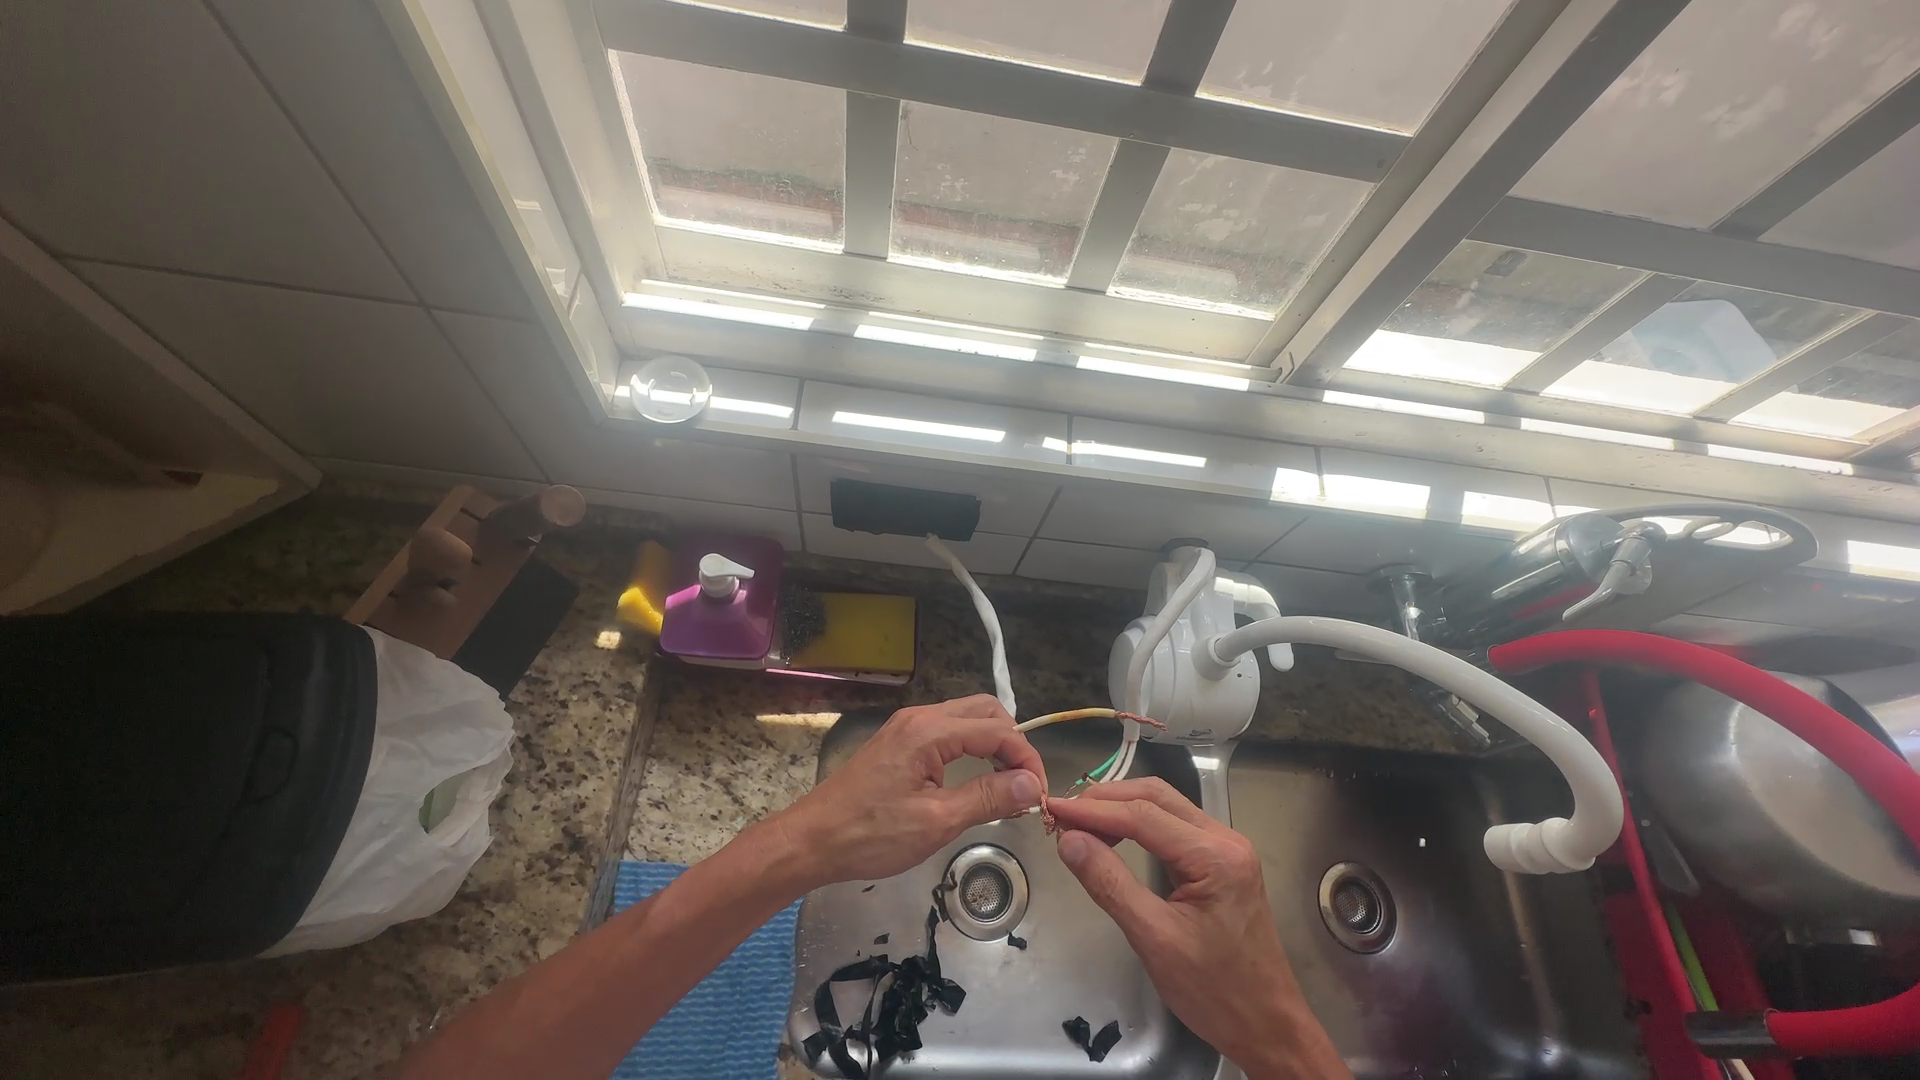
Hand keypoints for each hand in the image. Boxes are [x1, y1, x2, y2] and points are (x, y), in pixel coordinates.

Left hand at [770, 695, 1047, 888]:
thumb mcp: (936, 821)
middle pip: (985, 711)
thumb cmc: (871, 835)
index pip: (997, 730)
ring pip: (967, 718)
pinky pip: (948, 730)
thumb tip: (1032, 785)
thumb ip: (988, 797)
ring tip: (1008, 783)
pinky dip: (972, 747)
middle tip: (1026, 784)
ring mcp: (907, 726)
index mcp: (929, 731)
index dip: (1026, 758)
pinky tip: (977, 777)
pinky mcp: (899, 741)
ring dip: (994, 743)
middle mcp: (920, 717)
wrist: (812, 840)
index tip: (1040, 793)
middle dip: (1013, 743)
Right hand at [1051, 778, 1350, 1079]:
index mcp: (1215, 856)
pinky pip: (1172, 825)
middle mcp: (1225, 839)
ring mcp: (1226, 847)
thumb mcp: (1154, 940)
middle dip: (1105, 800)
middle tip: (1063, 815)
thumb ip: (1109, 884)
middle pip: (1155, 796)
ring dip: (1120, 808)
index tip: (1052, 809)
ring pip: (1164, 805)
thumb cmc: (1216, 993)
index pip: (1143, 816)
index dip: (1092, 810)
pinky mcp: (1220, 860)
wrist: (1269, 1027)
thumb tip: (1069, 840)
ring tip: (1080, 825)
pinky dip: (1137, 823)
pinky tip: (1112, 837)